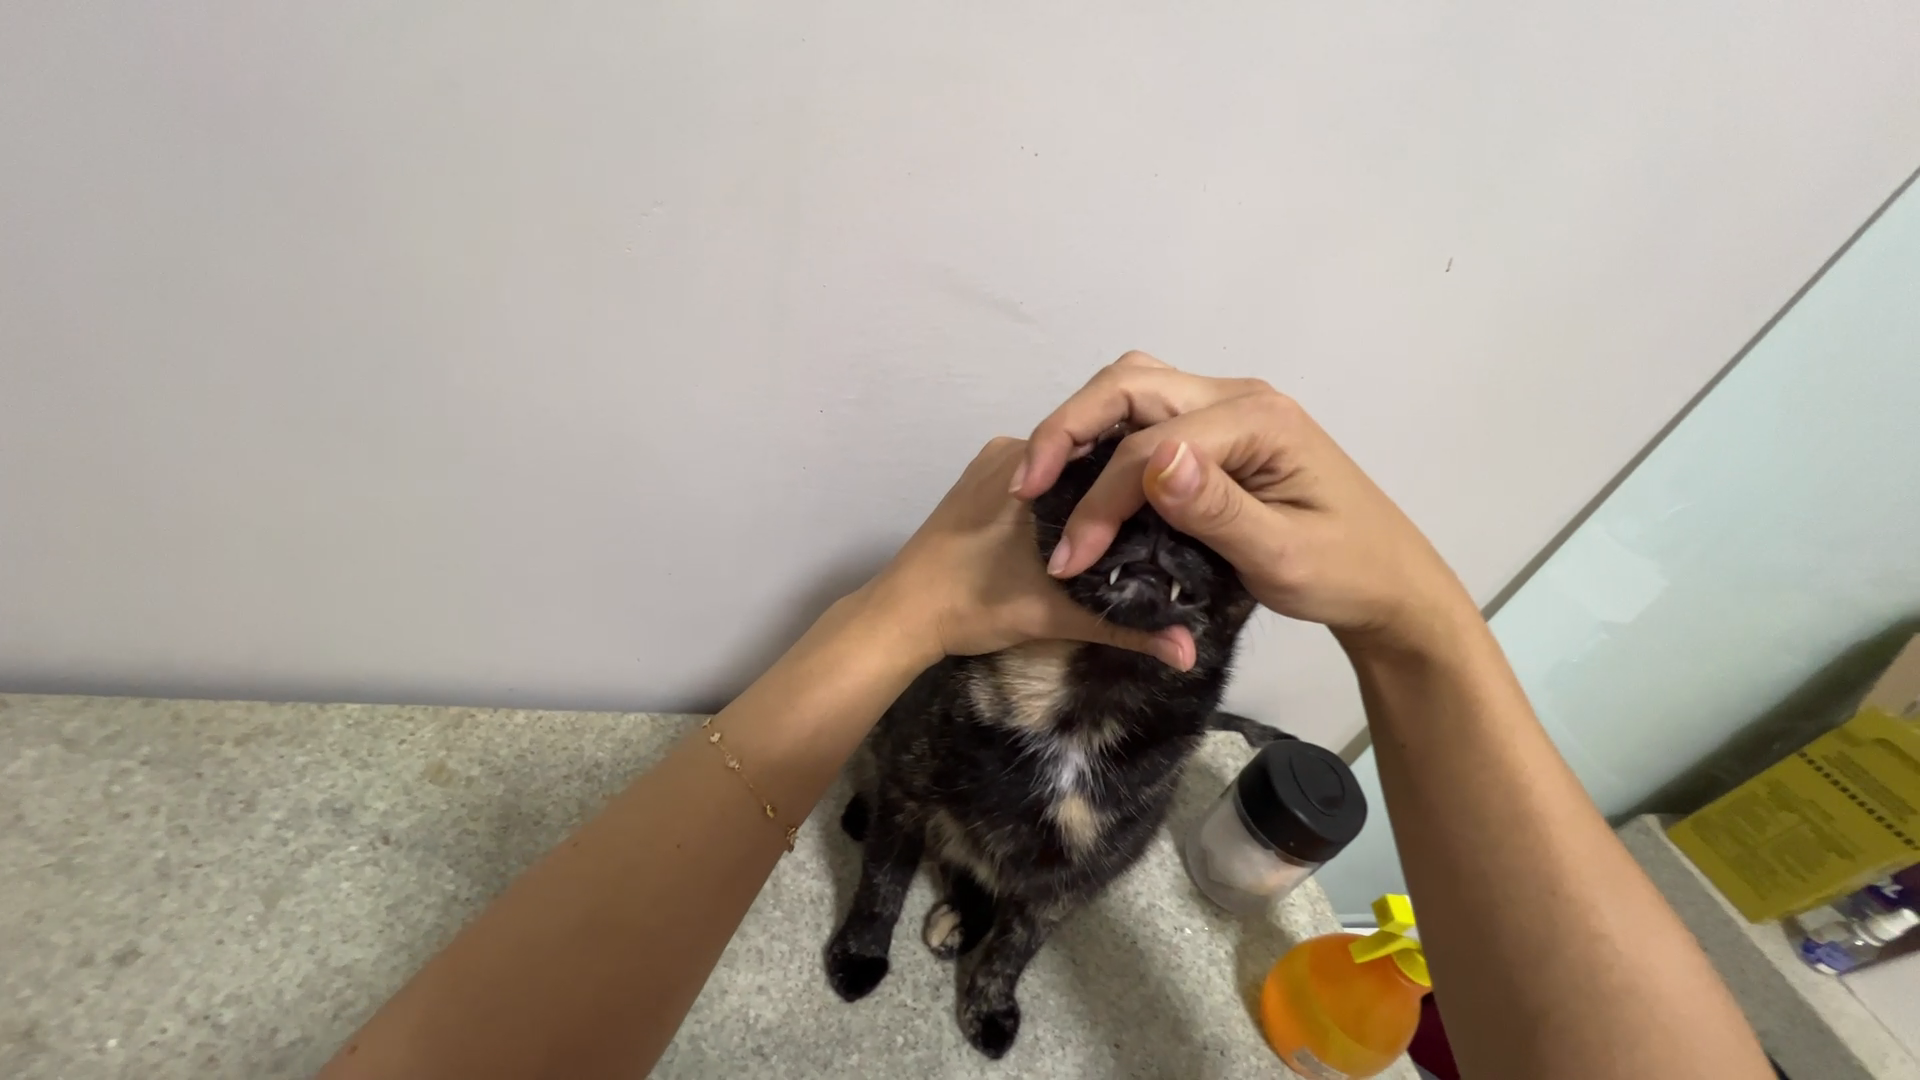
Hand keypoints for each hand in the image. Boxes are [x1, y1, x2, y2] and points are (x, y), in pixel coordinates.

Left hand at [868, 437, 1194, 669]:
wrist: (902, 614)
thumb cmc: (976, 604)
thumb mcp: (1058, 616)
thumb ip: (1128, 629)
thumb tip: (1191, 653)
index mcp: (1036, 468)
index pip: (1110, 461)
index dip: (1143, 487)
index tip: (1173, 514)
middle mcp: (1012, 450)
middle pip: (1085, 463)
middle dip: (1113, 494)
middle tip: (1152, 528)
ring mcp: (988, 464)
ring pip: (1058, 471)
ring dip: (1082, 496)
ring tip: (1116, 531)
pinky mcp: (971, 481)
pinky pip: (1030, 480)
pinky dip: (1052, 500)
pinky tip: (1070, 531)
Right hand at [1012, 352, 1475, 653]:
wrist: (1387, 581)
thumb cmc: (1342, 573)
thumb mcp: (1284, 556)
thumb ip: (1218, 509)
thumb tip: (1151, 462)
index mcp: (1258, 420)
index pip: (1151, 443)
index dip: (1100, 498)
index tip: (1069, 559)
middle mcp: (1239, 397)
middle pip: (1129, 383)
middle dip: (1068, 430)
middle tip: (1028, 487)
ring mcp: (1227, 407)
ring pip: (1132, 387)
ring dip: (1081, 425)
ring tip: (1044, 476)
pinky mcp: (1217, 430)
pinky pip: (1144, 413)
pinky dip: (1103, 436)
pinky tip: (1082, 473)